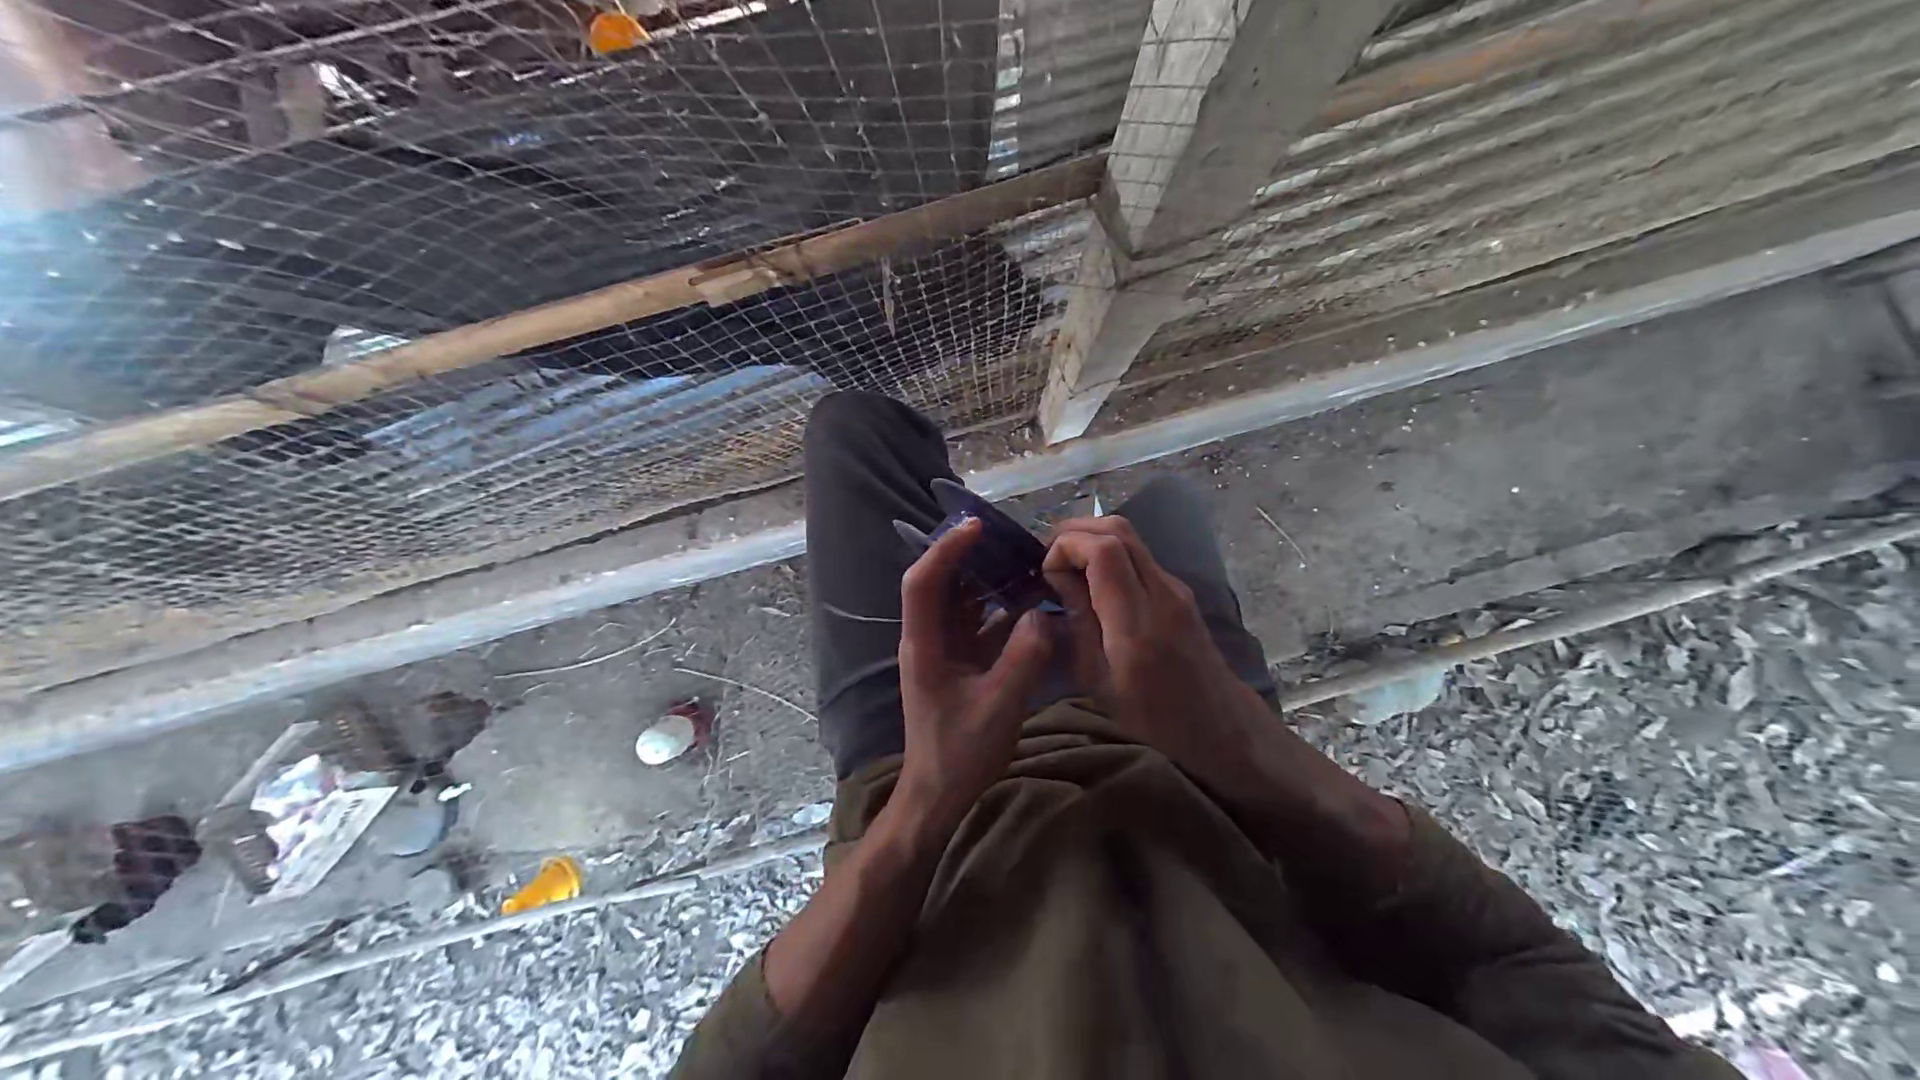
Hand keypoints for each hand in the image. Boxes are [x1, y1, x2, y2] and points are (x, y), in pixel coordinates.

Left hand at [894, 517, 1053, 828]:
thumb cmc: (960, 753)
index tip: (976, 527)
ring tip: (1024, 564)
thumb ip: (1024, 658)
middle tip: (1009, 539)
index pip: (923, 582)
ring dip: (988, 583)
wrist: (939, 794)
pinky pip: (978, 626)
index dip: (946, 550)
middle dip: (970, 558)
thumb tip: (1044, 615)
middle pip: (942, 585)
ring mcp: (943, 651)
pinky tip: (1029, 605)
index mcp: (924, 644)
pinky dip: (1000, 612)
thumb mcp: (999, 706)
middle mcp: (928, 639)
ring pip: (962, 604)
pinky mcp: (959, 664)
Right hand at [1042, 516, 1266, 768]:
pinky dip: (1108, 552)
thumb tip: (1057, 577)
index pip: (1104, 550)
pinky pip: (1139, 555)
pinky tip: (1091, 579)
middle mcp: (1161, 592)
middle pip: (1119, 530)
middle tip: (1048, 555)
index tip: (1047, 572)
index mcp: (1137, 621)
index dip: (1067, 546)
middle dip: (1076, 530)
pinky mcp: (1179, 590)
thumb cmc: (1152, 715)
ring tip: (1065, 565)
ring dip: (1092, 538)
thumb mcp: (1097, 680)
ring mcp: (1174, 587)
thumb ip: (1079, 622)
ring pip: (1130, 537)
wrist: (1219, 723)